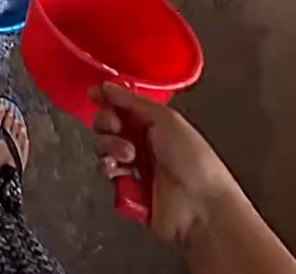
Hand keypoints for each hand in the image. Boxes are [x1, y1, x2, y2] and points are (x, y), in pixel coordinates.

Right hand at [92, 81, 244, 246]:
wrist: (203, 208)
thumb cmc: (193, 160)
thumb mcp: (166, 119)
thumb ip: (132, 101)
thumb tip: (106, 86)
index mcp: (153, 123)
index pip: (122, 105)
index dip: (105, 97)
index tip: (93, 94)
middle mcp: (141, 142)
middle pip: (107, 123)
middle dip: (106, 121)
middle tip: (115, 126)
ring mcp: (133, 166)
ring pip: (103, 145)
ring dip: (110, 145)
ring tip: (128, 155)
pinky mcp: (127, 188)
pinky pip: (105, 170)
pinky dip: (108, 167)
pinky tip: (120, 170)